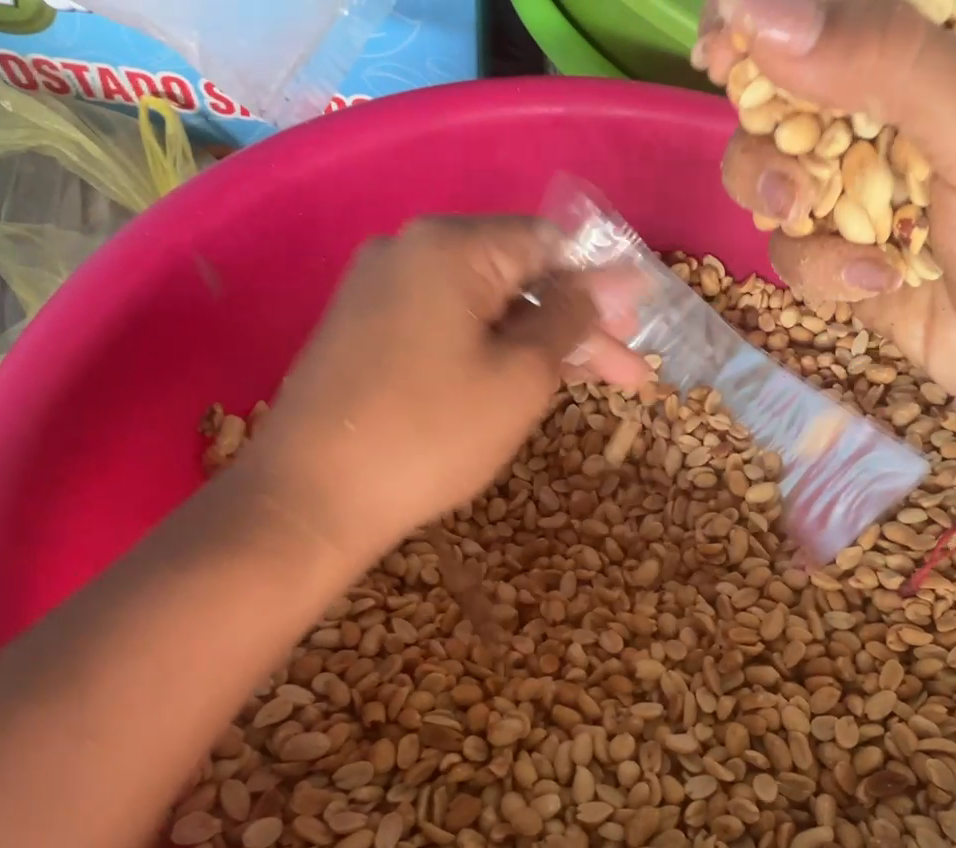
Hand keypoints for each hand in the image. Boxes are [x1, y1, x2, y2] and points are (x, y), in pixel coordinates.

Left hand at [240, 216, 650, 552]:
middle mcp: (409, 250)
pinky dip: (494, 349)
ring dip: (540, 341)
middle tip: (630, 369)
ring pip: (484, 305)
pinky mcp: (365, 331)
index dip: (603, 281)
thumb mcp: (519, 378)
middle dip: (578, 323)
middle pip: (517, 275)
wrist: (312, 496)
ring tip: (591, 382)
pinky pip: (448, 325)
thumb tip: (604, 284)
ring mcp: (380, 290)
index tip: (643, 319)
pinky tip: (526, 379)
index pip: (548, 243)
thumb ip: (568, 321)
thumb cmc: (429, 435)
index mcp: (450, 247)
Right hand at [697, 0, 955, 421]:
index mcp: (943, 40)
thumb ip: (882, 60)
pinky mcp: (835, 249)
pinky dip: (820, 265)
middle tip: (753, 124)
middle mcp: (887, 103)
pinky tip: (876, 282)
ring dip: (774, 191)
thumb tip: (757, 15)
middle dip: (762, 114)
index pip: (845, 1)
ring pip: (766, 164)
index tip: (726, 36)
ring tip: (806, 214)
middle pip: (784, 80)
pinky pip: (786, 243)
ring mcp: (854, 181)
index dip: (776, 13)